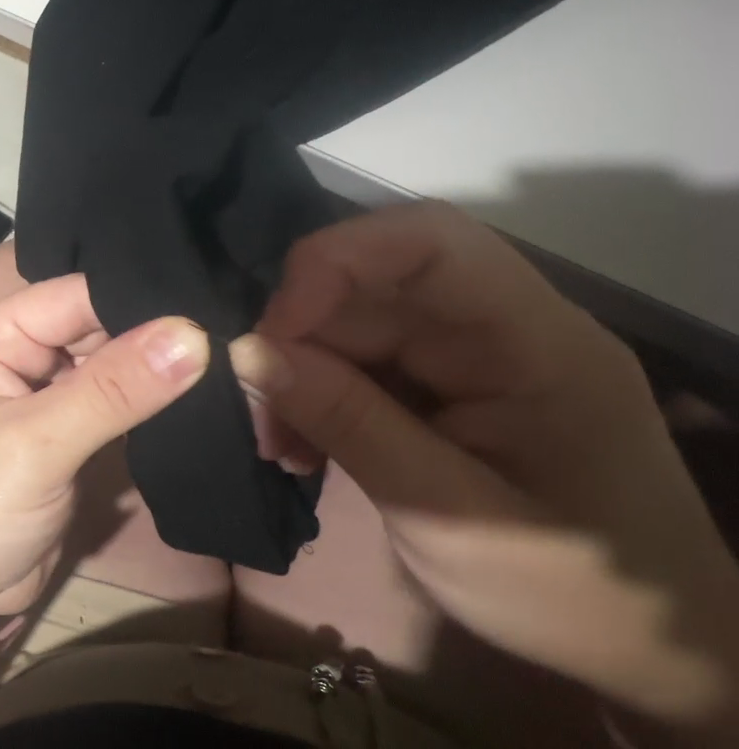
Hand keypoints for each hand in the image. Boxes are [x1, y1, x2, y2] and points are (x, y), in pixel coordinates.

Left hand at [0, 257, 209, 650]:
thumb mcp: (36, 446)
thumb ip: (113, 391)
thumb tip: (193, 333)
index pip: (71, 295)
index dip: (139, 294)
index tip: (217, 294)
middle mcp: (10, 352)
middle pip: (93, 322)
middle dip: (156, 327)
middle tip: (240, 326)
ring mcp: (38, 392)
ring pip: (108, 361)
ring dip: (160, 365)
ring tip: (241, 352)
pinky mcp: (61, 430)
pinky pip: (111, 400)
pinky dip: (150, 399)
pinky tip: (208, 390)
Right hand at [229, 203, 738, 733]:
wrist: (650, 653)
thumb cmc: (569, 592)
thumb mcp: (448, 516)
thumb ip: (348, 423)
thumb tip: (246, 350)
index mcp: (539, 345)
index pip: (428, 242)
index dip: (335, 260)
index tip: (270, 331)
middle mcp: (503, 330)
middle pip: (371, 286)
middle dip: (297, 338)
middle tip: (257, 413)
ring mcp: (473, 358)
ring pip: (351, 324)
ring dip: (297, 374)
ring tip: (281, 447)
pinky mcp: (445, 387)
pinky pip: (357, 362)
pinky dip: (315, 396)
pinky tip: (303, 448)